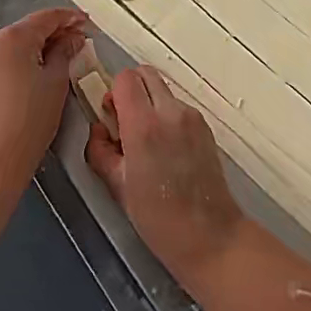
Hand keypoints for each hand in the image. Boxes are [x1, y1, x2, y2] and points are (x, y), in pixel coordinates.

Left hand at [0, 7, 88, 188]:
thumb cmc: (29, 120)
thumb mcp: (56, 81)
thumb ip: (65, 51)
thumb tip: (73, 38)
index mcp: (12, 37)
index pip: (47, 17)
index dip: (70, 18)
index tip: (86, 21)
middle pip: (31, 27)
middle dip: (56, 31)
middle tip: (81, 38)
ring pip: (19, 40)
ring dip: (42, 44)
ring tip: (67, 52)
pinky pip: (8, 53)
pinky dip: (27, 55)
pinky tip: (44, 64)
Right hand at [85, 66, 246, 282]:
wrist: (211, 238)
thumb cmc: (158, 219)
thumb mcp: (117, 187)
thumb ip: (100, 150)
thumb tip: (99, 129)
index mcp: (144, 125)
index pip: (124, 78)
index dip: (112, 93)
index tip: (111, 117)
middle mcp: (170, 112)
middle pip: (144, 73)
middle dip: (130, 89)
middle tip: (125, 122)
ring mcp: (191, 117)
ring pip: (162, 89)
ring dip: (149, 102)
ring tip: (147, 141)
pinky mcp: (204, 126)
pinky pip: (177, 106)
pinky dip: (166, 115)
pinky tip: (167, 149)